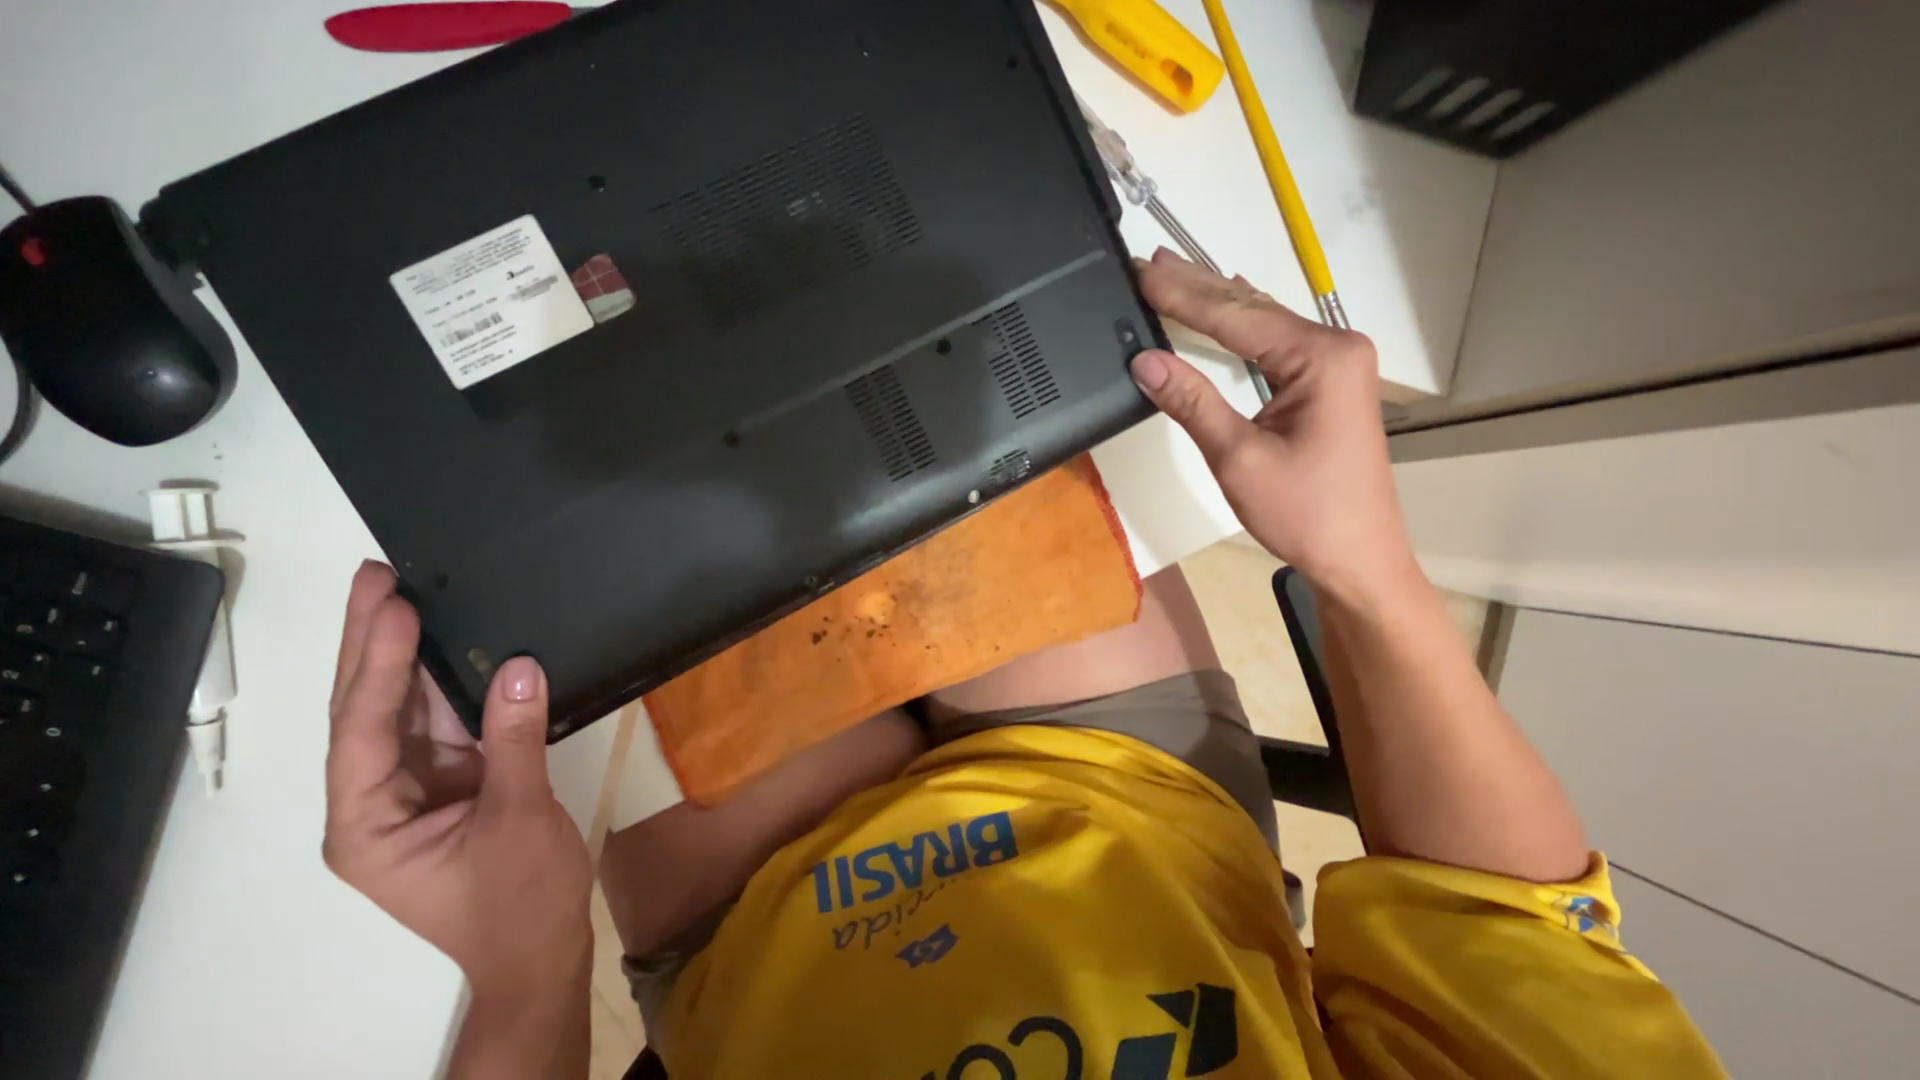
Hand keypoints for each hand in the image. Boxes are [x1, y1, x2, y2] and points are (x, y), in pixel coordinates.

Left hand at [322, 562, 591, 1006]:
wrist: (541, 952)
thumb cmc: (519, 901)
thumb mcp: (518, 820)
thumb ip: (513, 742)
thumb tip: (520, 667)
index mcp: (367, 824)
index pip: (363, 731)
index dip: (377, 666)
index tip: (394, 607)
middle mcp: (376, 800)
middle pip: (366, 711)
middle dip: (369, 644)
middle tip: (377, 577)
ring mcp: (414, 788)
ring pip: (403, 710)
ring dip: (407, 655)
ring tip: (404, 592)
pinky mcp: (452, 780)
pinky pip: (445, 722)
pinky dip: (451, 681)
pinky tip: (451, 641)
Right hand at [1130, 249, 1417, 595]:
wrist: (1358, 557)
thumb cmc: (1305, 513)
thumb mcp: (1238, 457)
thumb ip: (1192, 402)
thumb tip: (1145, 360)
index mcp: (1321, 357)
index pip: (1236, 317)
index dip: (1182, 295)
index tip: (1140, 271)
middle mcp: (1335, 348)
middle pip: (1252, 309)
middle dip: (1197, 287)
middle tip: (1147, 260)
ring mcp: (1336, 363)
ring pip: (1264, 322)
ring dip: (1216, 302)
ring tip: (1172, 273)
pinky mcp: (1329, 383)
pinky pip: (1276, 342)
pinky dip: (1241, 325)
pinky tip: (1228, 302)